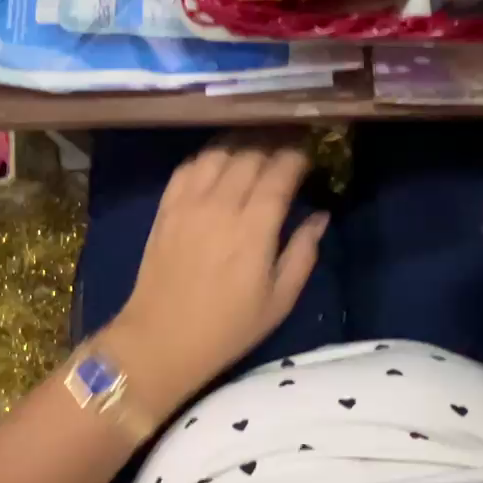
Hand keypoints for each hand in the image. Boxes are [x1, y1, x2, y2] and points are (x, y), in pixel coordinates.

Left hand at [98, 139, 327, 419]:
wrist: (161, 339)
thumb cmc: (227, 328)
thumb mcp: (279, 300)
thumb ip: (303, 253)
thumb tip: (321, 216)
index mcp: (254, 230)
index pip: (280, 172)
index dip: (298, 156)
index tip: (310, 154)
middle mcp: (221, 206)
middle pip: (251, 154)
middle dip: (275, 143)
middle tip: (289, 144)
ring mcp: (188, 203)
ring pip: (219, 152)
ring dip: (242, 143)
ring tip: (258, 145)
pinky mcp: (165, 207)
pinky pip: (189, 166)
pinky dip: (209, 156)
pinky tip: (221, 160)